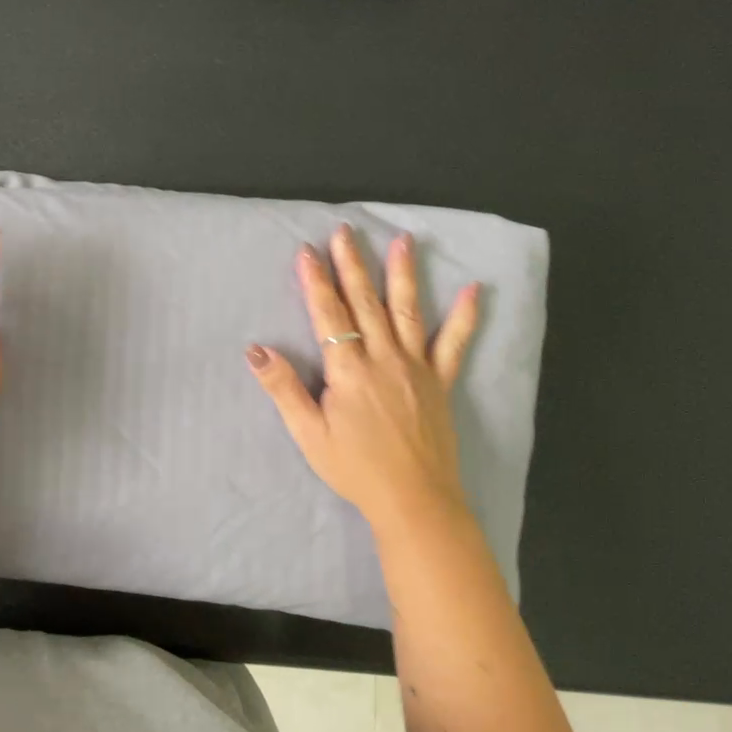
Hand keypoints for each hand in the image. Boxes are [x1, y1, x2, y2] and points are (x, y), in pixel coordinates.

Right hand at [247, 225, 480, 533]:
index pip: (328, 314)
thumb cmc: (354, 468)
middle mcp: (384, 358)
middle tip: (344, 232)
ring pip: (407, 311)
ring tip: (402, 241)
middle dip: (352, 264)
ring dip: (403, 274)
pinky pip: (455, 344)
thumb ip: (283, 388)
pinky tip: (475, 291)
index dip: (316, 281)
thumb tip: (255, 349)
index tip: (306, 251)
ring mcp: (417, 368)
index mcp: (349, 370)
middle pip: (365, 302)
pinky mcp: (440, 382)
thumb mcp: (307, 431)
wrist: (415, 499)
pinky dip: (465, 317)